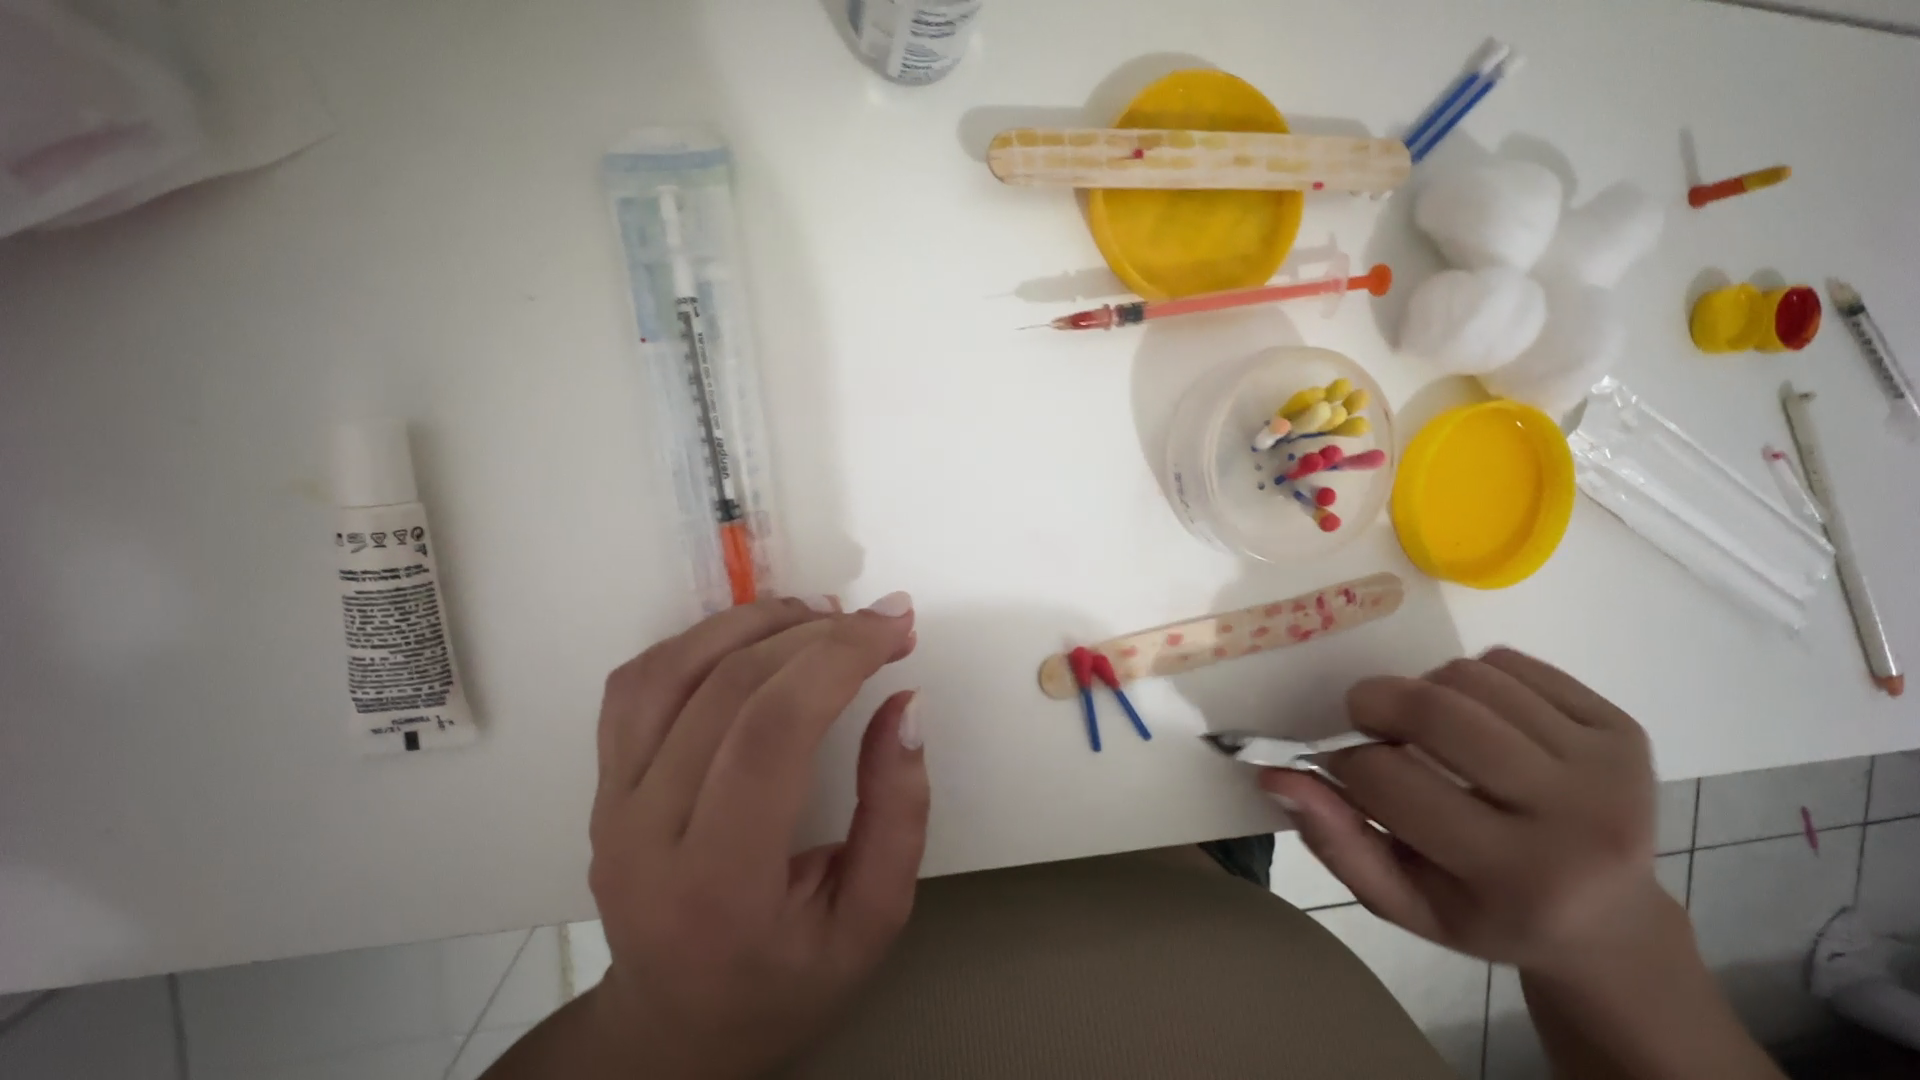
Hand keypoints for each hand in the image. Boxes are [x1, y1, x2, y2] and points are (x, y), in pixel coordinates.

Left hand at [584, 593, 926, 1077]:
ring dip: (753, 622)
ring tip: (822, 615)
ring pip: (670, 670)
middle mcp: (645, 834)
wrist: (676, 1020)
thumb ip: (897, 814)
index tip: (896, 629)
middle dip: (816, 635)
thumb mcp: (871, 920)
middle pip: (725, 690)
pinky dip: (701, 640)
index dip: (838, 661)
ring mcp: (611, 803)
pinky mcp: (602, 782)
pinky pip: (639, 683)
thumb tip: (906, 705)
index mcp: (719, 883)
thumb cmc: (785, 981)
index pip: (771, 735)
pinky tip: (757, 637)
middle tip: (881, 620)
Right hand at [1264, 648, 1667, 978]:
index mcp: (1519, 876)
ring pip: (1470, 676)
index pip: (1392, 781)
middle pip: (1438, 712)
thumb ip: (1335, 840)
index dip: (1347, 763)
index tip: (1344, 770)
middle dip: (1374, 701)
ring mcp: (1609, 765)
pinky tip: (1476, 717)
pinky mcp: (1623, 729)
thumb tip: (1274, 775)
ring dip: (1424, 688)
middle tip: (1363, 716)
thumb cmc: (1486, 913)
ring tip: (1426, 726)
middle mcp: (1579, 816)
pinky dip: (1471, 676)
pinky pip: (1513, 662)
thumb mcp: (1402, 900)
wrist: (1608, 920)